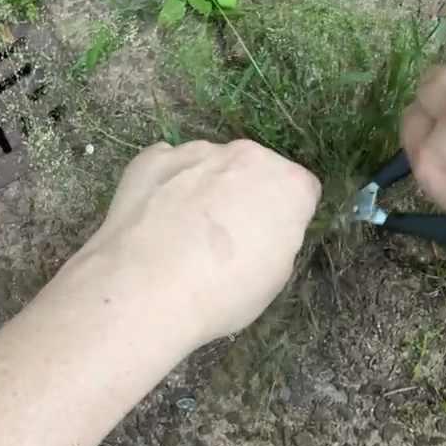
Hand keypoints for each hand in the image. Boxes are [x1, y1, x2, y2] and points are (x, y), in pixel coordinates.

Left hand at [57, 140, 319, 347]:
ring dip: (202, 187)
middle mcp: (245, 155)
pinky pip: (167, 167)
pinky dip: (164, 186)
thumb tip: (260, 230)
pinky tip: (152, 220)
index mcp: (288, 184)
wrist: (145, 289)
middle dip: (243, 195)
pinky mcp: (151, 158)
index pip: (300, 191)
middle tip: (222, 238)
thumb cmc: (220, 293)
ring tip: (179, 232)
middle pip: (253, 170)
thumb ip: (277, 239)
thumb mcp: (273, 279)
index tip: (265, 241)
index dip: (283, 218)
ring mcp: (194, 152)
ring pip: (208, 166)